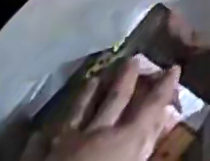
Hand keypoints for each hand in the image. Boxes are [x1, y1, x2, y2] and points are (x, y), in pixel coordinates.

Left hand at [42, 60, 182, 160]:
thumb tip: (166, 120)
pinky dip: (45, 133)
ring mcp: (63, 142)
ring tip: (94, 78)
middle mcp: (97, 131)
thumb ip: (148, 145)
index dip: (165, 86)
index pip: (152, 105)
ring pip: (79, 109)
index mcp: (124, 138)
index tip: (174, 68)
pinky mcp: (35, 157)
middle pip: (115, 98)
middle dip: (127, 77)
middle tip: (134, 57)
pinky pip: (41, 140)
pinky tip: (42, 129)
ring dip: (88, 93)